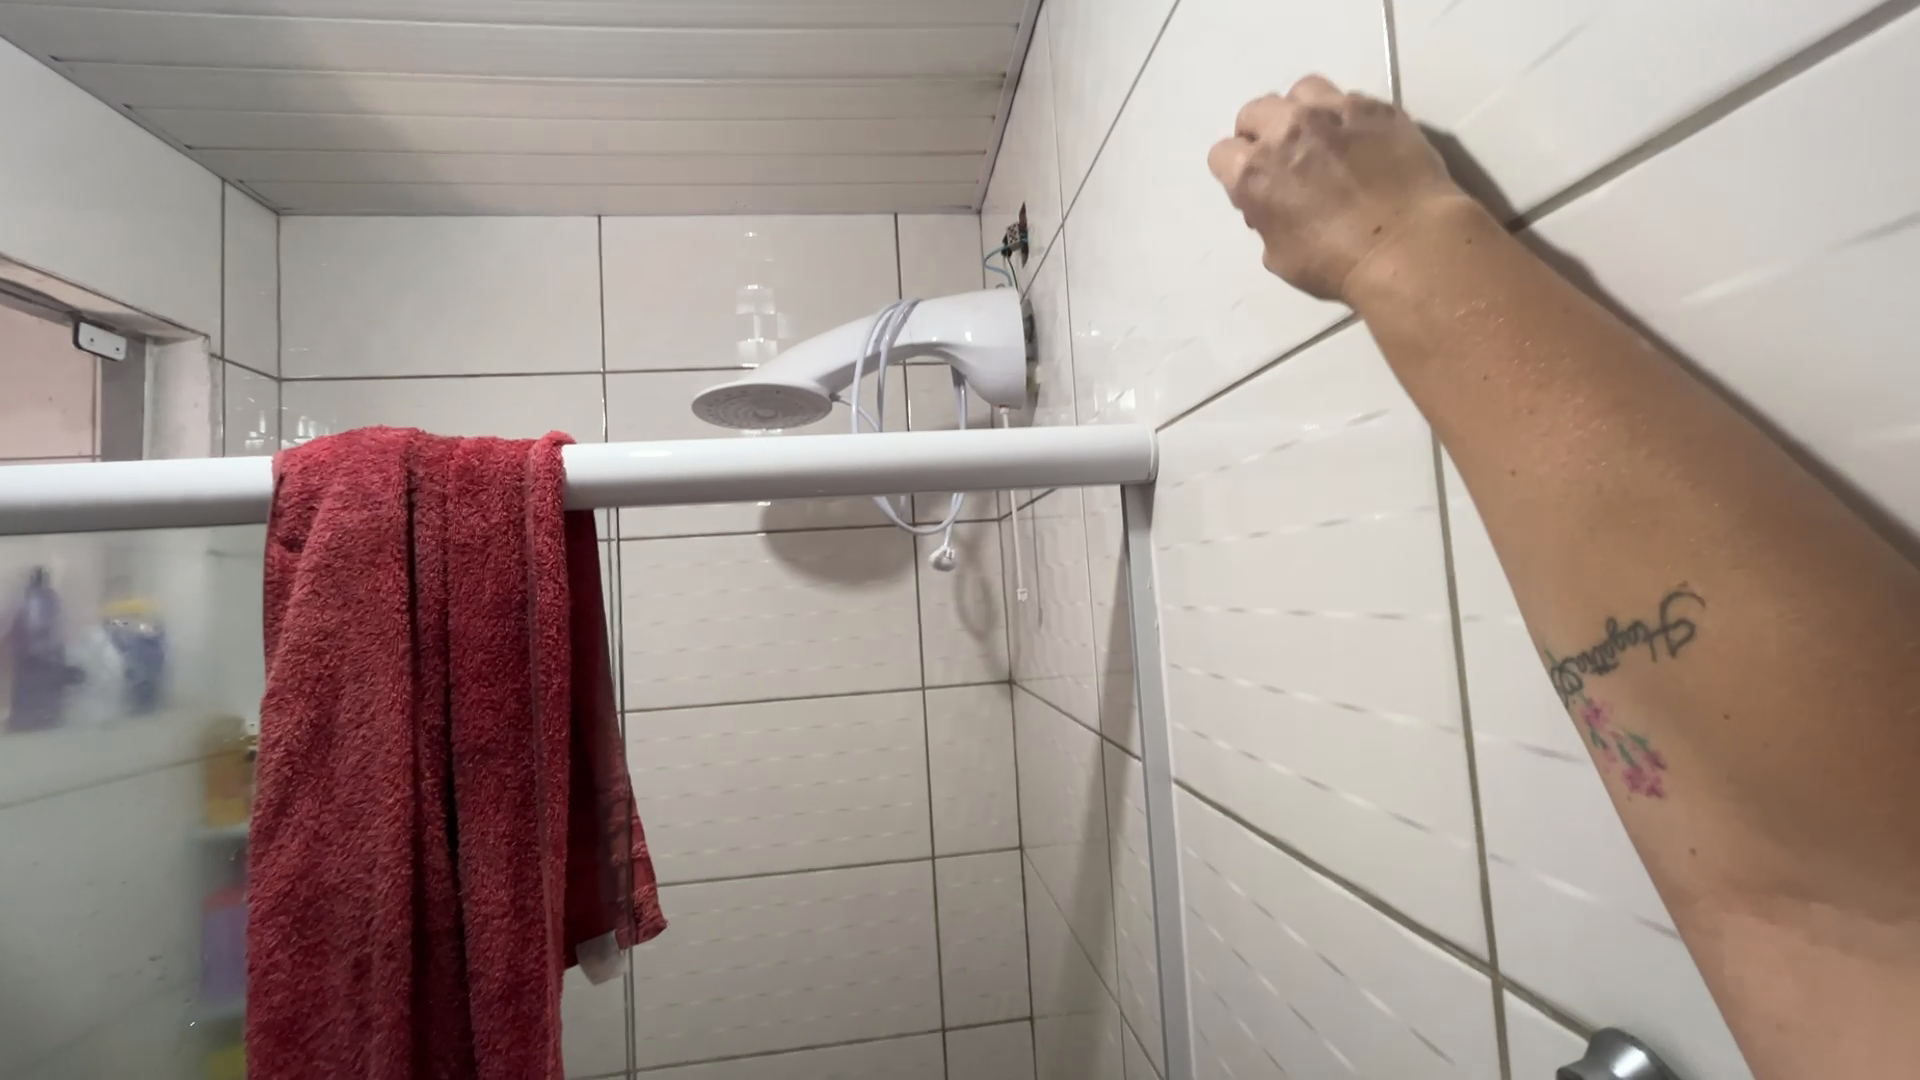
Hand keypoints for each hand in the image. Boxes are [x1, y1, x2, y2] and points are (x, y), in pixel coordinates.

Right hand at [1208, 75, 1469, 301]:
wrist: (1404, 244)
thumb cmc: (1331, 263)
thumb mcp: (1276, 254)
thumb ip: (1264, 217)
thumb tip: (1272, 203)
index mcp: (1253, 173)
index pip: (1222, 154)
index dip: (1232, 171)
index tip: (1249, 187)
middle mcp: (1286, 131)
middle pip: (1255, 112)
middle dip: (1258, 134)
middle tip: (1278, 159)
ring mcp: (1333, 111)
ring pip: (1300, 92)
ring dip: (1297, 112)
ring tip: (1314, 138)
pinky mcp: (1375, 107)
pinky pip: (1345, 97)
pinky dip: (1340, 116)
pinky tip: (1353, 142)